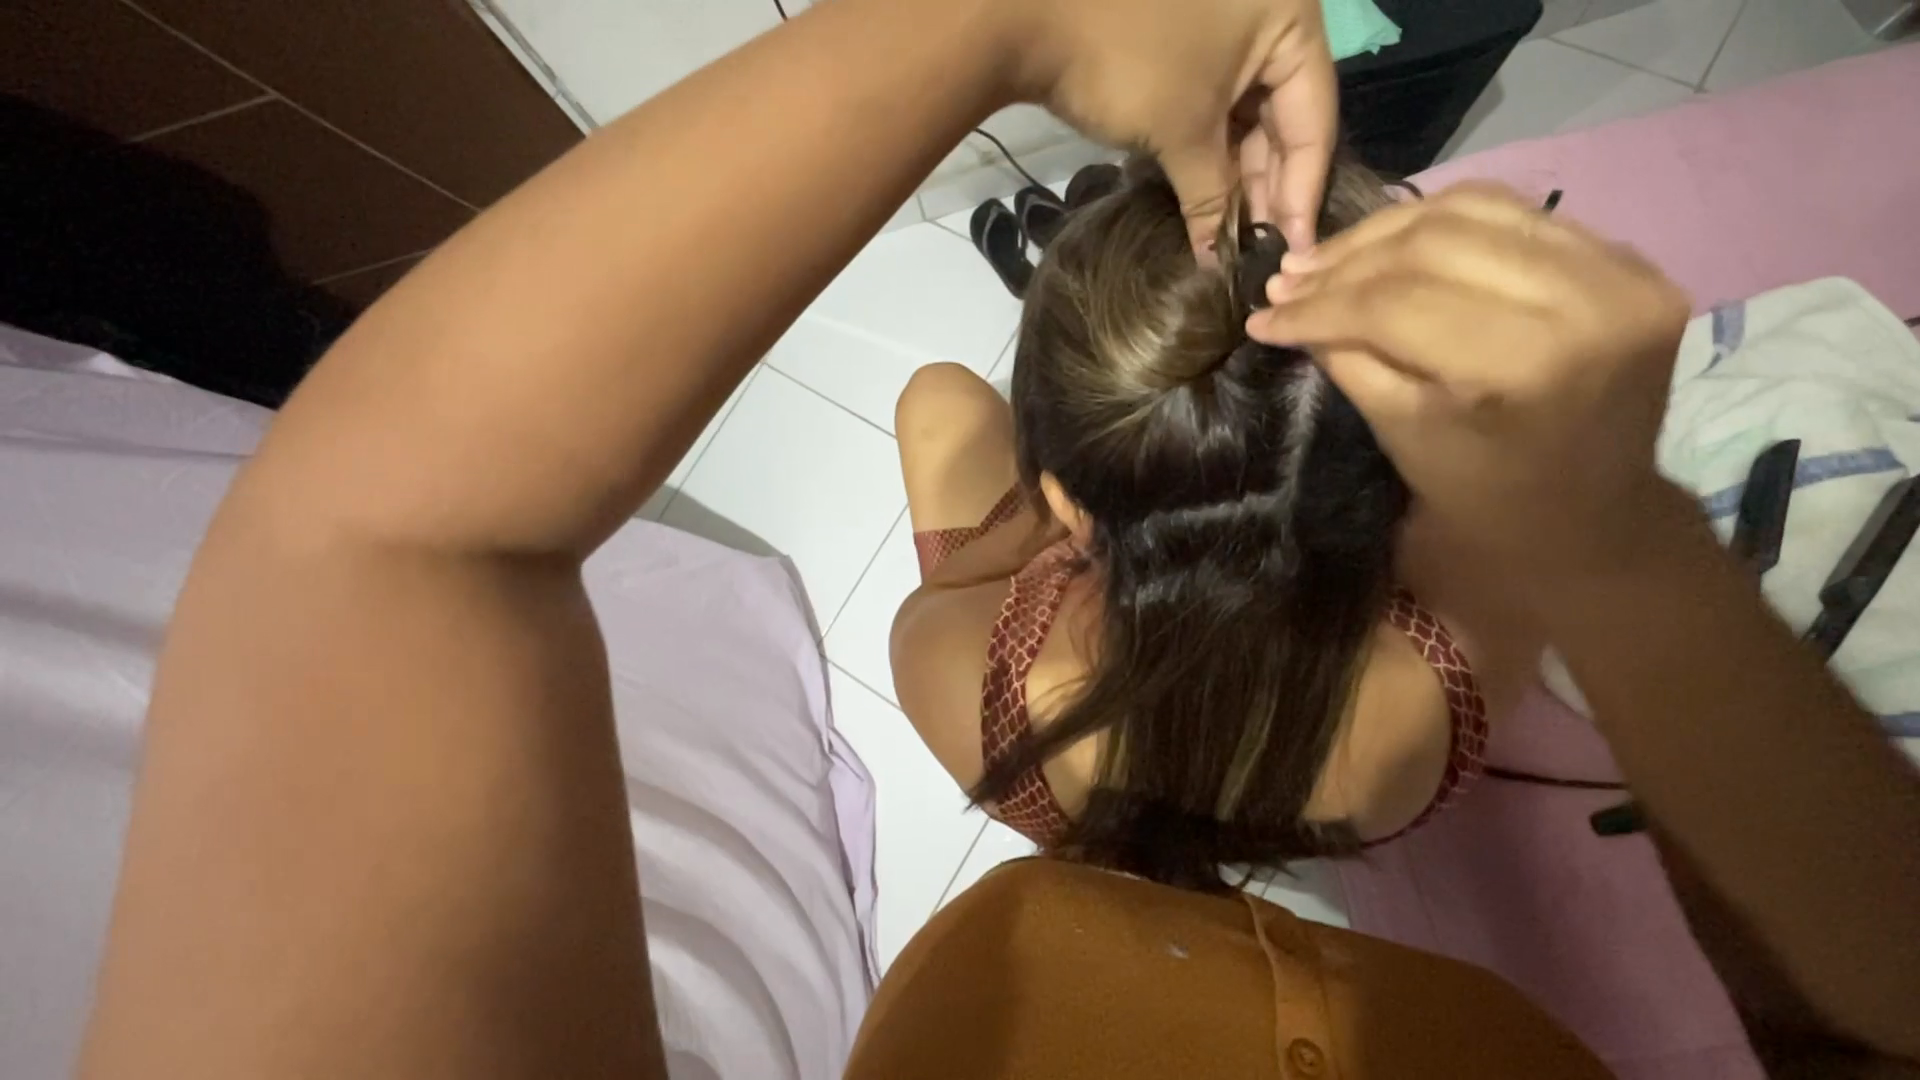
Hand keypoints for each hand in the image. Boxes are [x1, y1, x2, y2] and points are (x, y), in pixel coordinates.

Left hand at [1007, 0, 1337, 253]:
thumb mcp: (1181, 133)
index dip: (1302, 192)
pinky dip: (1212, 159)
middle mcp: (1269, 16)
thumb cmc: (1126, 65)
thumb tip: (1220, 259)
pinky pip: (1216, 113)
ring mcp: (1228, 30)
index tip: (1296, 250)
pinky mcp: (1190, 50)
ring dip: (1239, 181)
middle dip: (1269, 191)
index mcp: (1290, 17)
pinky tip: (1213, 207)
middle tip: (1266, 254)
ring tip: (1238, 241)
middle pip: (1284, 119)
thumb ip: (1213, 195)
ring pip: (1247, 120)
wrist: (1032, 20)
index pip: (1313, 119)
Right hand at [1247, 183, 1694, 582]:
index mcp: (1529, 362)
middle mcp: (1589, 298)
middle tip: (1285, 282)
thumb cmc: (1481, 493)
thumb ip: (1348, 358)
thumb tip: (1287, 309)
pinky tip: (1386, 246)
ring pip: (1472, 210)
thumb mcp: (1400, 431)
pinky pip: (1511, 215)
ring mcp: (1620, 269)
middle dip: (1344, 263)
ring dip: (1383, 232)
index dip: (1320, 307)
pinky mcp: (1625, 258)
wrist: (1586, 514)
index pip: (1400, 304)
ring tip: (1324, 259)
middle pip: (1435, 244)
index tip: (1261, 317)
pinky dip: (1436, 224)